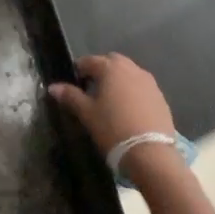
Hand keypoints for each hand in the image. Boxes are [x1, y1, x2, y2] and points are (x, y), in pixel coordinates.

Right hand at [48, 52, 175, 156]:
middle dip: (101, 70)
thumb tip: (53, 87)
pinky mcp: (161, 98)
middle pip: (112, 62)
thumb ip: (70, 96)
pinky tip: (127, 110)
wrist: (150, 152)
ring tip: (110, 100)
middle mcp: (132, 69)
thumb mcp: (86, 112)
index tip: (73, 84)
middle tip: (91, 88)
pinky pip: (142, 87)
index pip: (89, 61)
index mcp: (111, 68)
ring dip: (118, 80)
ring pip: (129, 73)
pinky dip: (132, 91)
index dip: (78, 70)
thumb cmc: (112, 127)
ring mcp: (150, 83)